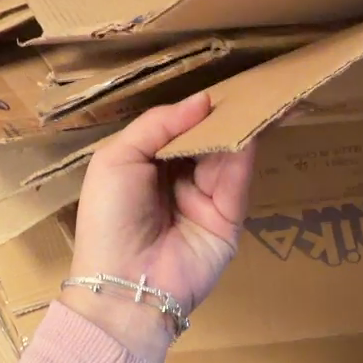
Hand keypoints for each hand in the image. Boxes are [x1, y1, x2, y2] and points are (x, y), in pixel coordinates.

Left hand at [62, 93, 254, 362]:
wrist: (124, 283)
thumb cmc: (107, 220)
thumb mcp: (117, 159)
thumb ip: (157, 124)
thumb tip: (203, 99)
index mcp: (145, 167)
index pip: (177, 129)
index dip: (194, 107)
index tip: (215, 79)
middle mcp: (176, 182)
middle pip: (206, 139)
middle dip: (222, 113)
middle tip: (245, 80)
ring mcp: (204, 201)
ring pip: (226, 155)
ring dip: (238, 127)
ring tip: (254, 93)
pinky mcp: (228, 221)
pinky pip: (238, 181)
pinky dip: (245, 153)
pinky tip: (250, 125)